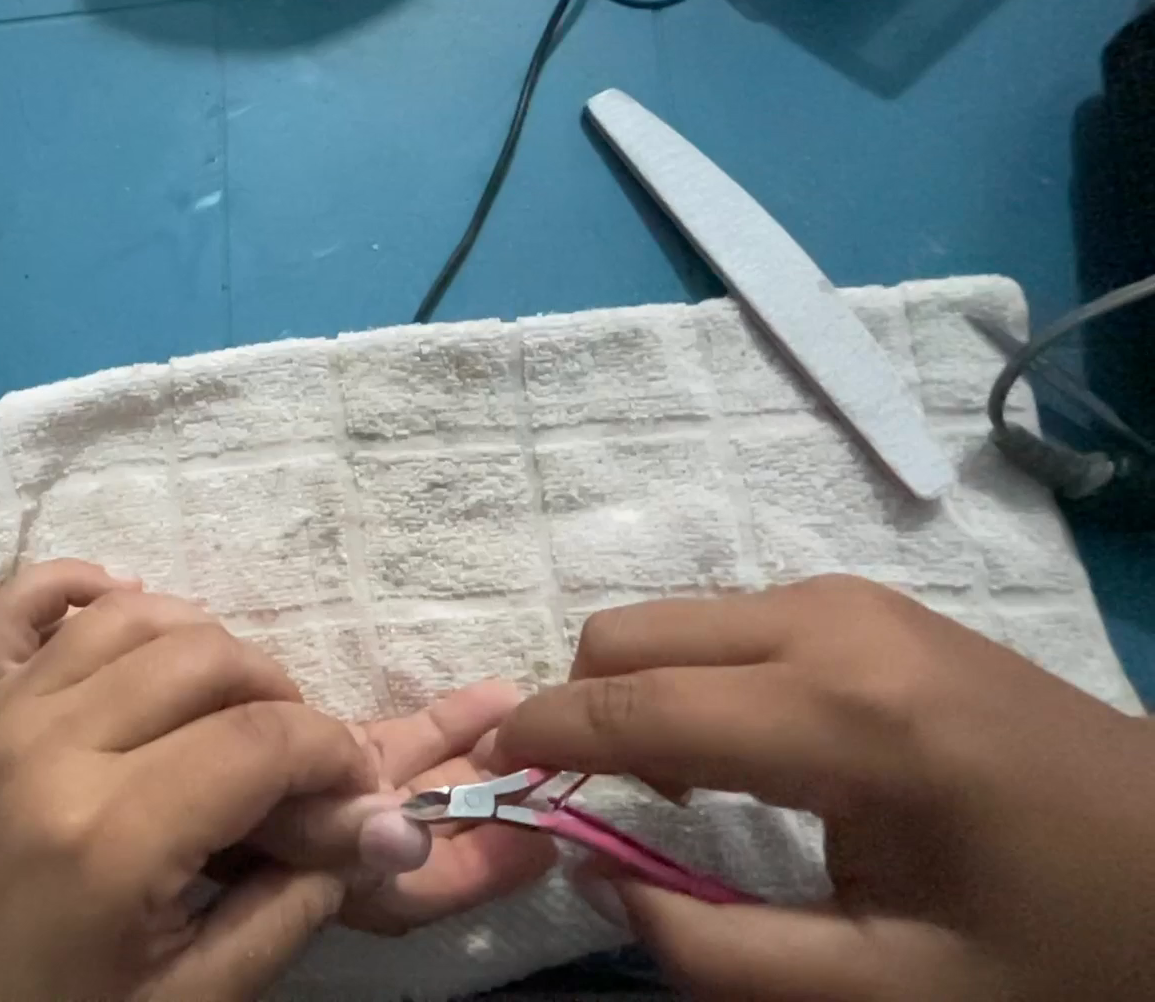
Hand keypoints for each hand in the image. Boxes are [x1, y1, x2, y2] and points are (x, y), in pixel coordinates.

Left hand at [0, 562, 555, 935]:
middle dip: (280, 695)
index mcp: (106, 837)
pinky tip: (125, 600)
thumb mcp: (194, 997)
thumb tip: (391, 826)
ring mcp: (2, 710)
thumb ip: (296, 900)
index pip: (258, 742)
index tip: (358, 784)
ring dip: (204, 640)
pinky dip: (78, 582)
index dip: (333, 752)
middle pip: (204, 659)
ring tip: (231, 698)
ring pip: (132, 615)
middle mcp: (51, 746)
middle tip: (297, 755)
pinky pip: (19, 599)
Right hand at [493, 574, 1154, 1000]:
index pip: (635, 708)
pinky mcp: (848, 600)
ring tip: (668, 781)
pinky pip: (708, 623)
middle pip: (624, 637)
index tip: (486, 770)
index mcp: (848, 714)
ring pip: (658, 623)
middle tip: (587, 794)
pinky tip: (726, 743)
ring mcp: (838, 598)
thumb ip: (713, 951)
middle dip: (575, 709)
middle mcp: (825, 622)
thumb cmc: (1072, 947)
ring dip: (626, 695)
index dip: (542, 737)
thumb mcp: (896, 997)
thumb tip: (588, 869)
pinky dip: (676, 678)